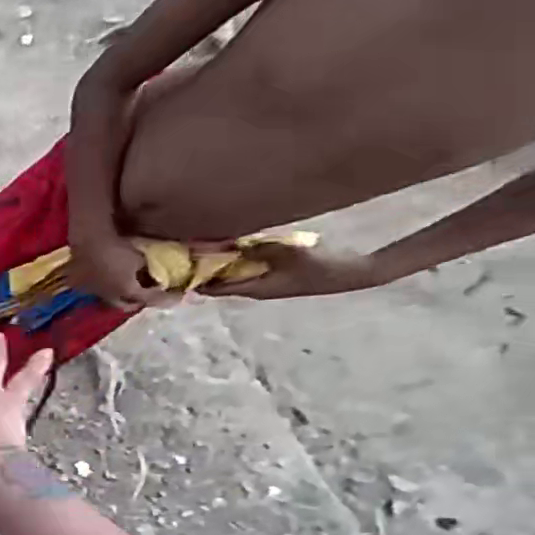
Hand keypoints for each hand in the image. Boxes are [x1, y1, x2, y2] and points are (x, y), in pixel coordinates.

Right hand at [64, 232, 171, 310]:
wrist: (90, 244)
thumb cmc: (118, 250)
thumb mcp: (140, 259)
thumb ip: (145, 271)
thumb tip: (149, 276)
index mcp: (126, 290)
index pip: (148, 299)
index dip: (162, 298)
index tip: (174, 295)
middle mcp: (110, 296)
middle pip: (126, 306)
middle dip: (138, 303)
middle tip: (147, 296)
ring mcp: (94, 293)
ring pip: (111, 301)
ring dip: (121, 298)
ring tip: (127, 290)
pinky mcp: (83, 287)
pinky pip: (98, 293)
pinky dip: (107, 291)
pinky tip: (108, 283)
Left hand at [199, 244, 380, 300]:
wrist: (355, 273)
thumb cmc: (321, 266)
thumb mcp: (288, 253)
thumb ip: (259, 248)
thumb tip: (231, 244)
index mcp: (251, 289)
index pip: (212, 288)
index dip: (194, 279)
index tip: (179, 268)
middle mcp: (253, 289)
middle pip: (220, 281)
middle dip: (205, 269)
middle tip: (189, 253)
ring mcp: (266, 283)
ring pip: (235, 274)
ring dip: (223, 263)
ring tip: (207, 248)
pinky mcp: (277, 275)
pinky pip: (251, 268)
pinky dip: (241, 259)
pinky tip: (238, 246)